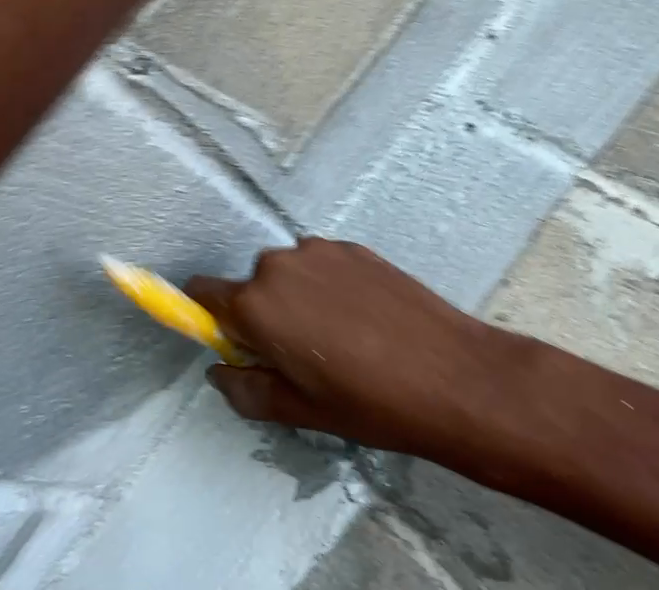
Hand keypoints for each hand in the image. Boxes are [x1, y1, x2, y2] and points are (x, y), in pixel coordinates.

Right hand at [187, 238, 520, 459]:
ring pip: (288, 274)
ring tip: (341, 338)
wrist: (457, 378)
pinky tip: (365, 320)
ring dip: (297, 298)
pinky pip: (322, 265)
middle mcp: (278, 265)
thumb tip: (220, 370)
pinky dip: (329, 287)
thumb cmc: (370, 404)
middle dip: (262, 314)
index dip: (210, 318)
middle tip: (301, 355)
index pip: (201, 292)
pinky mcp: (354, 247)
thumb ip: (243, 388)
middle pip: (249, 285)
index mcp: (255, 305)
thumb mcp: (298, 411)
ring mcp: (319, 250)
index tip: (235, 344)